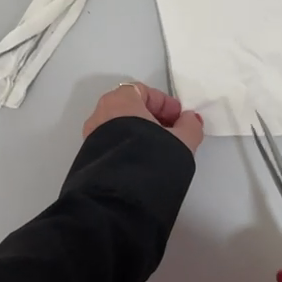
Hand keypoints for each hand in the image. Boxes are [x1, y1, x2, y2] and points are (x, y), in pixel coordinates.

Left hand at [83, 82, 203, 151]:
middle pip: (130, 106)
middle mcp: (101, 112)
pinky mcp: (90, 154)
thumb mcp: (181, 140)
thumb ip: (189, 126)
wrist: (121, 191)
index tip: (179, 117)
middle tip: (172, 132)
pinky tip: (143, 160)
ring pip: (120, 125)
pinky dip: (127, 145)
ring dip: (140, 133)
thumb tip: (190, 120)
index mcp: (119, 99)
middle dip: (153, 117)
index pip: (143, 91)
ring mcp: (93, 133)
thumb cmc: (148, 156)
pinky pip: (112, 141)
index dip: (164, 103)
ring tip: (159, 149)